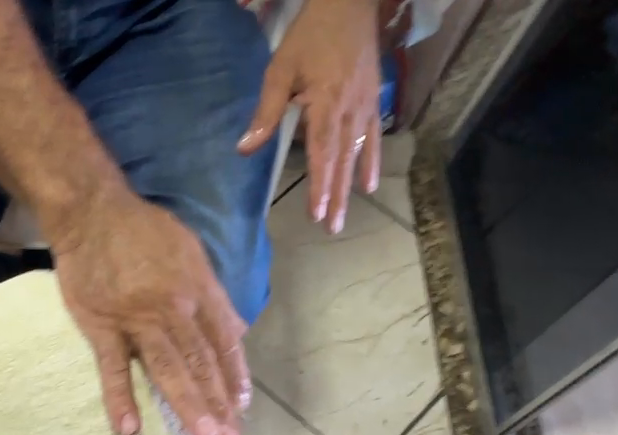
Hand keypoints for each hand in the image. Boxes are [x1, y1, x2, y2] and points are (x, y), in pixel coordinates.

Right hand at [45, 189, 251, 434]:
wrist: (91, 212)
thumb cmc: (142, 231)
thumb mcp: (190, 251)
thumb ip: (212, 295)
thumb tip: (235, 330)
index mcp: (198, 289)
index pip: (224, 341)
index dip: (234, 376)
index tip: (241, 407)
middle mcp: (174, 308)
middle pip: (201, 362)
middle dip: (218, 401)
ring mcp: (137, 320)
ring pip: (168, 368)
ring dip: (188, 404)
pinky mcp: (102, 327)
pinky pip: (113, 368)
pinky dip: (120, 398)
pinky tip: (129, 428)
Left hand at [239, 0, 383, 234]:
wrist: (349, 2)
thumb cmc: (310, 35)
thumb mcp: (280, 69)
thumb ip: (266, 112)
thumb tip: (244, 148)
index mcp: (325, 104)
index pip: (322, 153)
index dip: (319, 184)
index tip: (315, 212)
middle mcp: (349, 110)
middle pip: (341, 161)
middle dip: (334, 197)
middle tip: (331, 228)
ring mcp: (364, 106)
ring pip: (356, 155)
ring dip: (349, 187)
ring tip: (343, 217)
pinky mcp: (371, 100)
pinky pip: (372, 137)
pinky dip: (371, 161)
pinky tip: (370, 185)